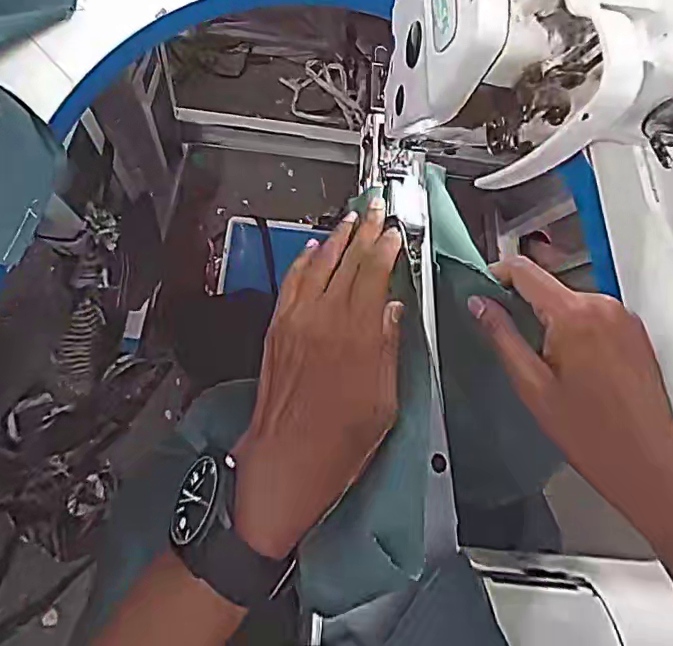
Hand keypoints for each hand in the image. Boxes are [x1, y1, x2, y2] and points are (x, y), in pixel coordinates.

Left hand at [231, 199, 403, 559]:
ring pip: (318, 264)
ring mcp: (297, 321)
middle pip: (348, 260)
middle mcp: (324, 320)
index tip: (394, 232)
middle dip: (364, 230)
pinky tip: (312, 249)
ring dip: (336, 237)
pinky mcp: (277, 329)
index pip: (374, 273)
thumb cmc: (339, 443)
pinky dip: (304, 261)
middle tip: (374, 207)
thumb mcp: (384, 402)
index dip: (385, 247)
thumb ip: (389, 348)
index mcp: (357, 335)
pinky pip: (292, 282)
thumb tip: (394, 310)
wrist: (284, 465)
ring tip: (349, 218)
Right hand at [469, 256, 672, 536]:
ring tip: (547, 364)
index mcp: (575, 314)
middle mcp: (604, 305)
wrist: (649, 468)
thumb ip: (502, 335)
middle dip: (525, 305)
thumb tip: (480, 304)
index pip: (525, 270)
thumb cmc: (595, 437)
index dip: (498, 273)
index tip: (483, 287)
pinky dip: (577, 328)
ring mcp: (623, 317)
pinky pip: (594, 314)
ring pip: (571, 301)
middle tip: (509, 337)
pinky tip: (574, 367)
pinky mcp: (635, 330)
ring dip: (552, 319)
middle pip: (549, 285)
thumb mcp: (533, 386)